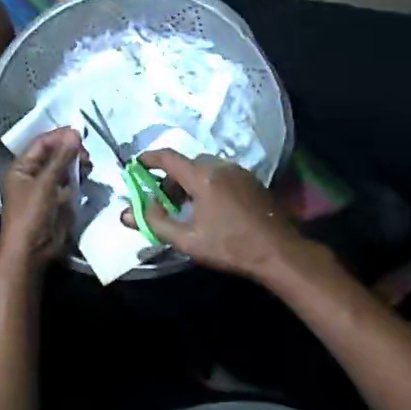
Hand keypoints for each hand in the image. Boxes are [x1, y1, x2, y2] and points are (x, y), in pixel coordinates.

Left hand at [0, 127, 84, 269]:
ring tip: (89, 163)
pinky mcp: (58, 200)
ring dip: (76, 162)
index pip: (41, 143)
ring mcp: (46, 187)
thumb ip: (61, 158)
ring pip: (63, 167)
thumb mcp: (45, 184)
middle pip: (53, 153)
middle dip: (70, 150)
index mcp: (21, 167)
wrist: (32, 251)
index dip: (59, 136)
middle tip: (87, 153)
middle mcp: (33, 174)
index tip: (80, 134)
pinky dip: (78, 176)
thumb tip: (75, 133)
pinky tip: (88, 174)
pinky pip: (69, 182)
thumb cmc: (31, 215)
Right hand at [122, 149, 306, 279]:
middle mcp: (220, 166)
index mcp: (202, 177)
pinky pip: (220, 174)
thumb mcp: (186, 240)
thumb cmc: (229, 246)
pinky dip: (207, 184)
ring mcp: (239, 171)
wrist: (278, 252)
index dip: (149, 159)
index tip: (136, 165)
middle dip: (170, 179)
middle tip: (163, 202)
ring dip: (190, 182)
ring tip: (186, 208)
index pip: (168, 157)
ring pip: (205, 168)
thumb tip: (132, 211)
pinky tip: (209, 208)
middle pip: (186, 163)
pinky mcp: (251, 180)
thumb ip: (156, 222)